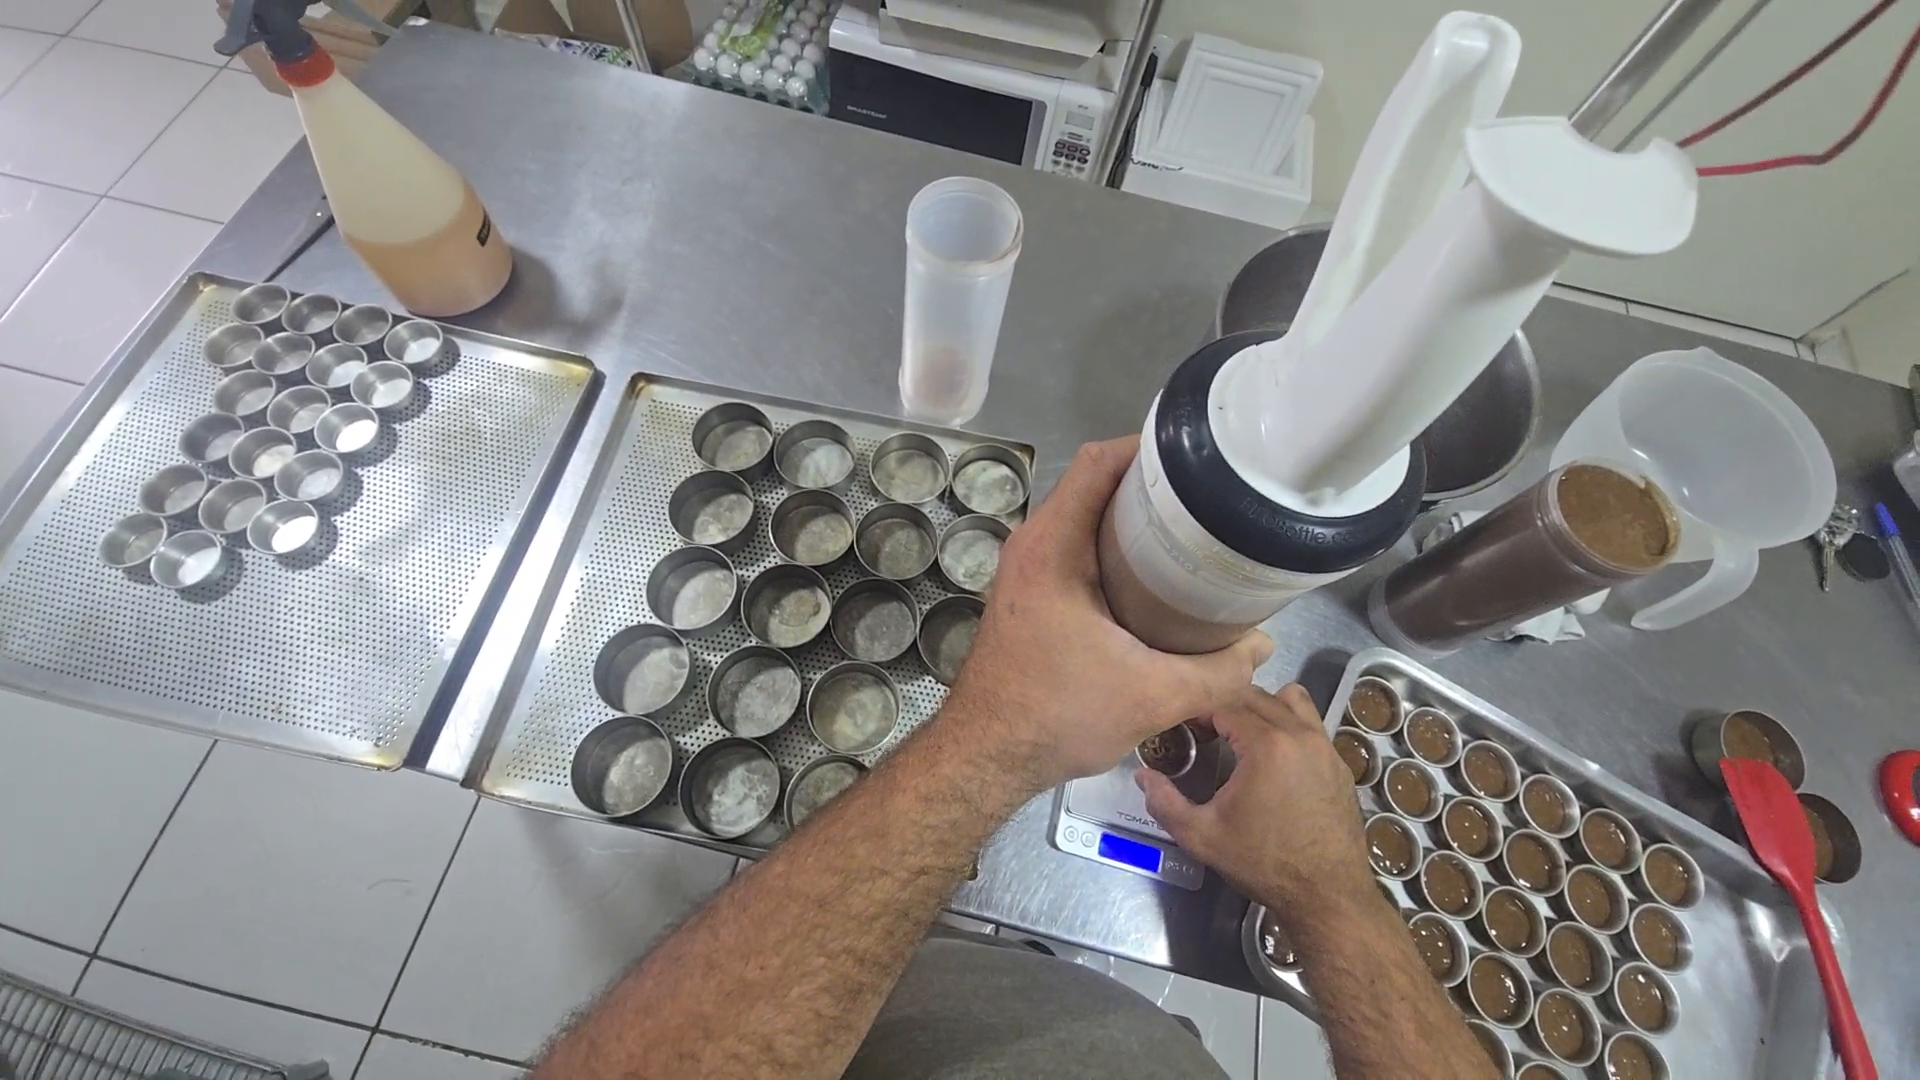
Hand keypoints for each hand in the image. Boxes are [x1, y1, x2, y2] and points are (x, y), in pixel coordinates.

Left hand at [941, 437, 1272, 790]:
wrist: (987, 754)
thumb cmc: (1058, 715)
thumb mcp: (1151, 696)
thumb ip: (1217, 672)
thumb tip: (1263, 646)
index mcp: (1051, 547)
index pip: (1096, 463)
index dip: (1146, 446)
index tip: (1198, 456)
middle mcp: (1031, 546)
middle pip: (1092, 485)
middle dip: (1150, 484)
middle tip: (1209, 497)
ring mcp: (1024, 570)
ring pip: (1083, 518)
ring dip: (1131, 518)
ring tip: (1191, 530)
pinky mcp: (1027, 593)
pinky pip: (1073, 548)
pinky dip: (1111, 547)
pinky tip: (1154, 575)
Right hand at [1138, 684, 1375, 917]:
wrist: (1328, 898)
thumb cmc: (1262, 863)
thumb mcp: (1201, 836)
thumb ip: (1164, 802)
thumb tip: (1142, 776)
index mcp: (1266, 745)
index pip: (1224, 703)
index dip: (1200, 711)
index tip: (1187, 728)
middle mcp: (1300, 735)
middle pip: (1255, 696)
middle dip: (1226, 705)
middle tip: (1206, 731)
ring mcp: (1326, 747)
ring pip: (1290, 700)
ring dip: (1262, 707)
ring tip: (1243, 733)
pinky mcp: (1340, 764)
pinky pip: (1311, 724)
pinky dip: (1289, 724)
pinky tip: (1274, 757)